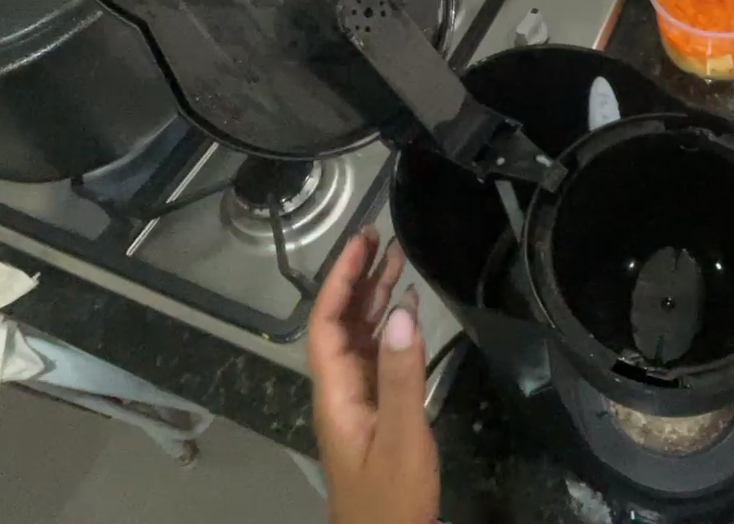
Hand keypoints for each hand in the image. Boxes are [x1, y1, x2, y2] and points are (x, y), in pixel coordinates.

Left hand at [306, 227, 439, 523]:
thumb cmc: (390, 500)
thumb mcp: (402, 437)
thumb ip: (403, 374)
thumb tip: (405, 307)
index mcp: (336, 393)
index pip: (325, 324)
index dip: (339, 280)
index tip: (359, 244)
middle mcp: (341, 388)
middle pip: (340, 322)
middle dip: (355, 277)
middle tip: (378, 236)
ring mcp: (358, 399)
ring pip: (360, 334)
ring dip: (374, 295)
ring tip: (396, 256)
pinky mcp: (377, 408)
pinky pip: (378, 353)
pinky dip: (391, 323)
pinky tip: (408, 306)